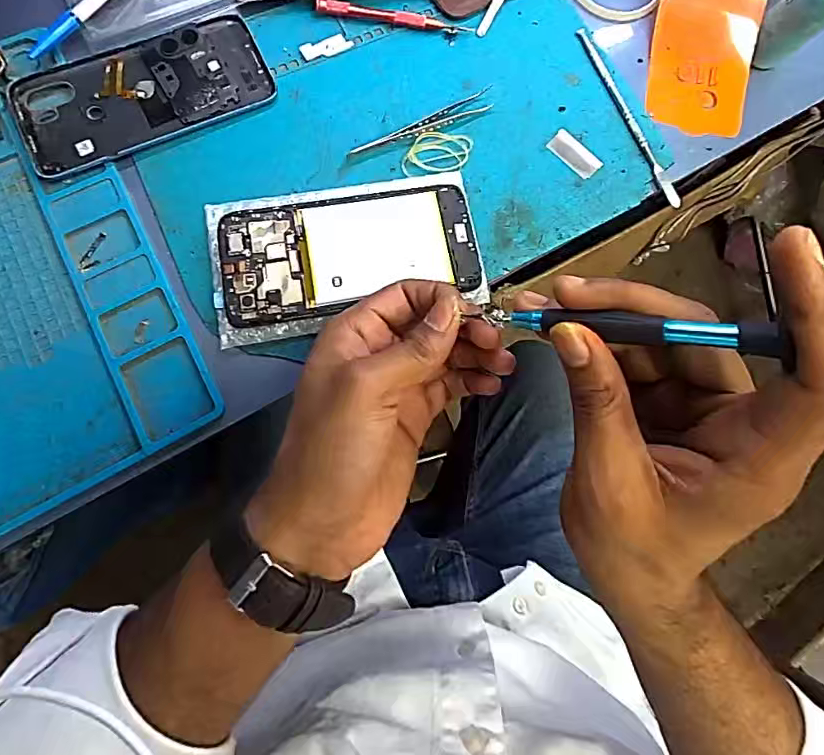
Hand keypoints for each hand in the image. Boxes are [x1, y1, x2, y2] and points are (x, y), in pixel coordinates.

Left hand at [246, 281, 514, 579]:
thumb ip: (410, 349)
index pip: (404, 296)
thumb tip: (448, 310)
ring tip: (501, 362)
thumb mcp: (365, 391)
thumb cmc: (322, 459)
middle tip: (493, 340)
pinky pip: (449, 384)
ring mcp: (396, 386)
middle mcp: (376, 356)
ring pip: (444, 353)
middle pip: (430, 323)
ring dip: (475, 352)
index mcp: (353, 337)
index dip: (439, 298)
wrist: (322, 526)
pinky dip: (472, 379)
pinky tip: (489, 382)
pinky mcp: (413, 414)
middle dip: (465, 326)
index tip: (470, 312)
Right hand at [544, 226, 823, 617]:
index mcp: (763, 455)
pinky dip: (592, 334)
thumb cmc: (637, 554)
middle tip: (567, 293)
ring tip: (545, 305)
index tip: (796, 246)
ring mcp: (703, 400)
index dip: (817, 312)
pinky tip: (552, 322)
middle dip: (634, 306)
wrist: (629, 579)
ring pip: (661, 332)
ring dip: (601, 314)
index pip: (820, 380)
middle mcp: (742, 416)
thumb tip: (571, 331)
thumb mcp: (611, 484)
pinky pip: (633, 347)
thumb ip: (597, 404)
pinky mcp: (668, 393)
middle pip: (702, 334)